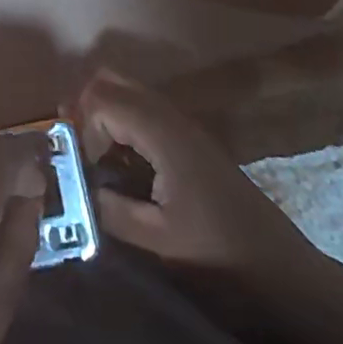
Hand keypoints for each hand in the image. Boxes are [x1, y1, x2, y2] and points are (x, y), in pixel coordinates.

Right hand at [71, 71, 320, 282]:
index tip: (80, 169)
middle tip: (71, 150)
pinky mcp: (187, 139)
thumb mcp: (156, 238)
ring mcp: (182, 125)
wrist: (271, 259)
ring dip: (102, 114)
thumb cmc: (215, 249)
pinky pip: (144, 111)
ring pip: (130, 94)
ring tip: (85, 155)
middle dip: (85, 109)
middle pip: (116, 83)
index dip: (82, 128)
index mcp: (164, 134)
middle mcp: (172, 118)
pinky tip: (114, 159)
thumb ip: (110, 209)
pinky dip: (120, 122)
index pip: (104, 100)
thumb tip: (73, 191)